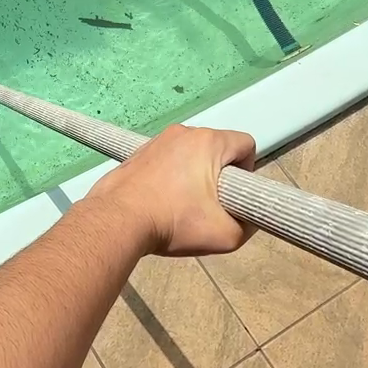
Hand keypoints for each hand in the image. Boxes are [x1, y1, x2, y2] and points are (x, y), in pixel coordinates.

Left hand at [82, 124, 254, 256]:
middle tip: (210, 204)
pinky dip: (171, 175)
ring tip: (183, 205)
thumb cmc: (174, 222)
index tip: (233, 195)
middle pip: (217, 148)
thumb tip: (248, 218)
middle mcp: (182, 132)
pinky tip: (163, 200)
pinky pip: (167, 159)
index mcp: (207, 141)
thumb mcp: (228, 235)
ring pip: (191, 154)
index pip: (245, 144)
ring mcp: (157, 139)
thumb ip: (249, 224)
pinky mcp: (138, 151)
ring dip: (194, 174)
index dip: (247, 171)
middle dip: (219, 174)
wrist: (118, 220)